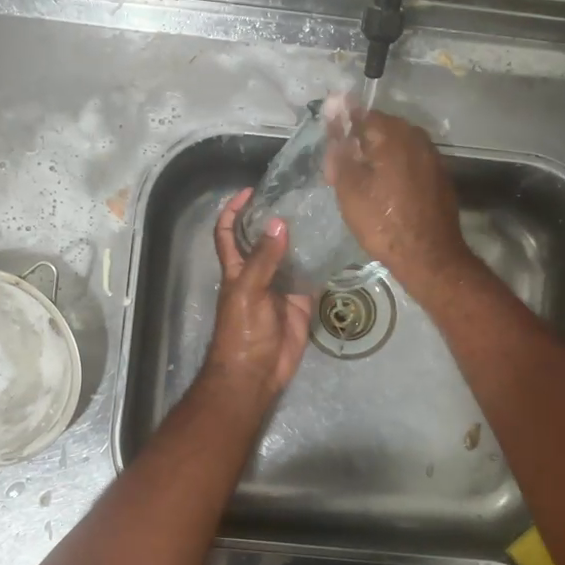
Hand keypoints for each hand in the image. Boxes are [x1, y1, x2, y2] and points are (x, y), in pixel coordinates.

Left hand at [202, 188, 311, 405]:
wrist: (256, 373)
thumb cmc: (243, 331)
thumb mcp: (249, 291)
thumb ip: (264, 259)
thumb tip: (278, 222)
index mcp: (236, 269)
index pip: (228, 233)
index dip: (233, 211)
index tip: (249, 191)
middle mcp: (258, 274)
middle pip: (264, 240)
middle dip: (275, 220)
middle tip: (298, 196)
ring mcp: (280, 288)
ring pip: (291, 257)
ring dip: (302, 239)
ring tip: (321, 213)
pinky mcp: (300, 303)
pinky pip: (311, 278)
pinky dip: (321, 264)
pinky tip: (335, 245)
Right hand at [325, 110, 470, 291]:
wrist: (429, 256)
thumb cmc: (383, 222)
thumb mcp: (349, 189)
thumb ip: (340, 151)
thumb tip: (333, 119)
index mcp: (393, 135)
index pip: (361, 115)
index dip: (342, 130)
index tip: (332, 151)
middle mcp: (416, 138)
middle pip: (382, 129)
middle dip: (361, 144)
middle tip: (343, 171)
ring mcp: (432, 157)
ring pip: (398, 147)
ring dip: (379, 158)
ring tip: (363, 184)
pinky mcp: (440, 177)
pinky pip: (411, 163)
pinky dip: (396, 170)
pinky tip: (387, 192)